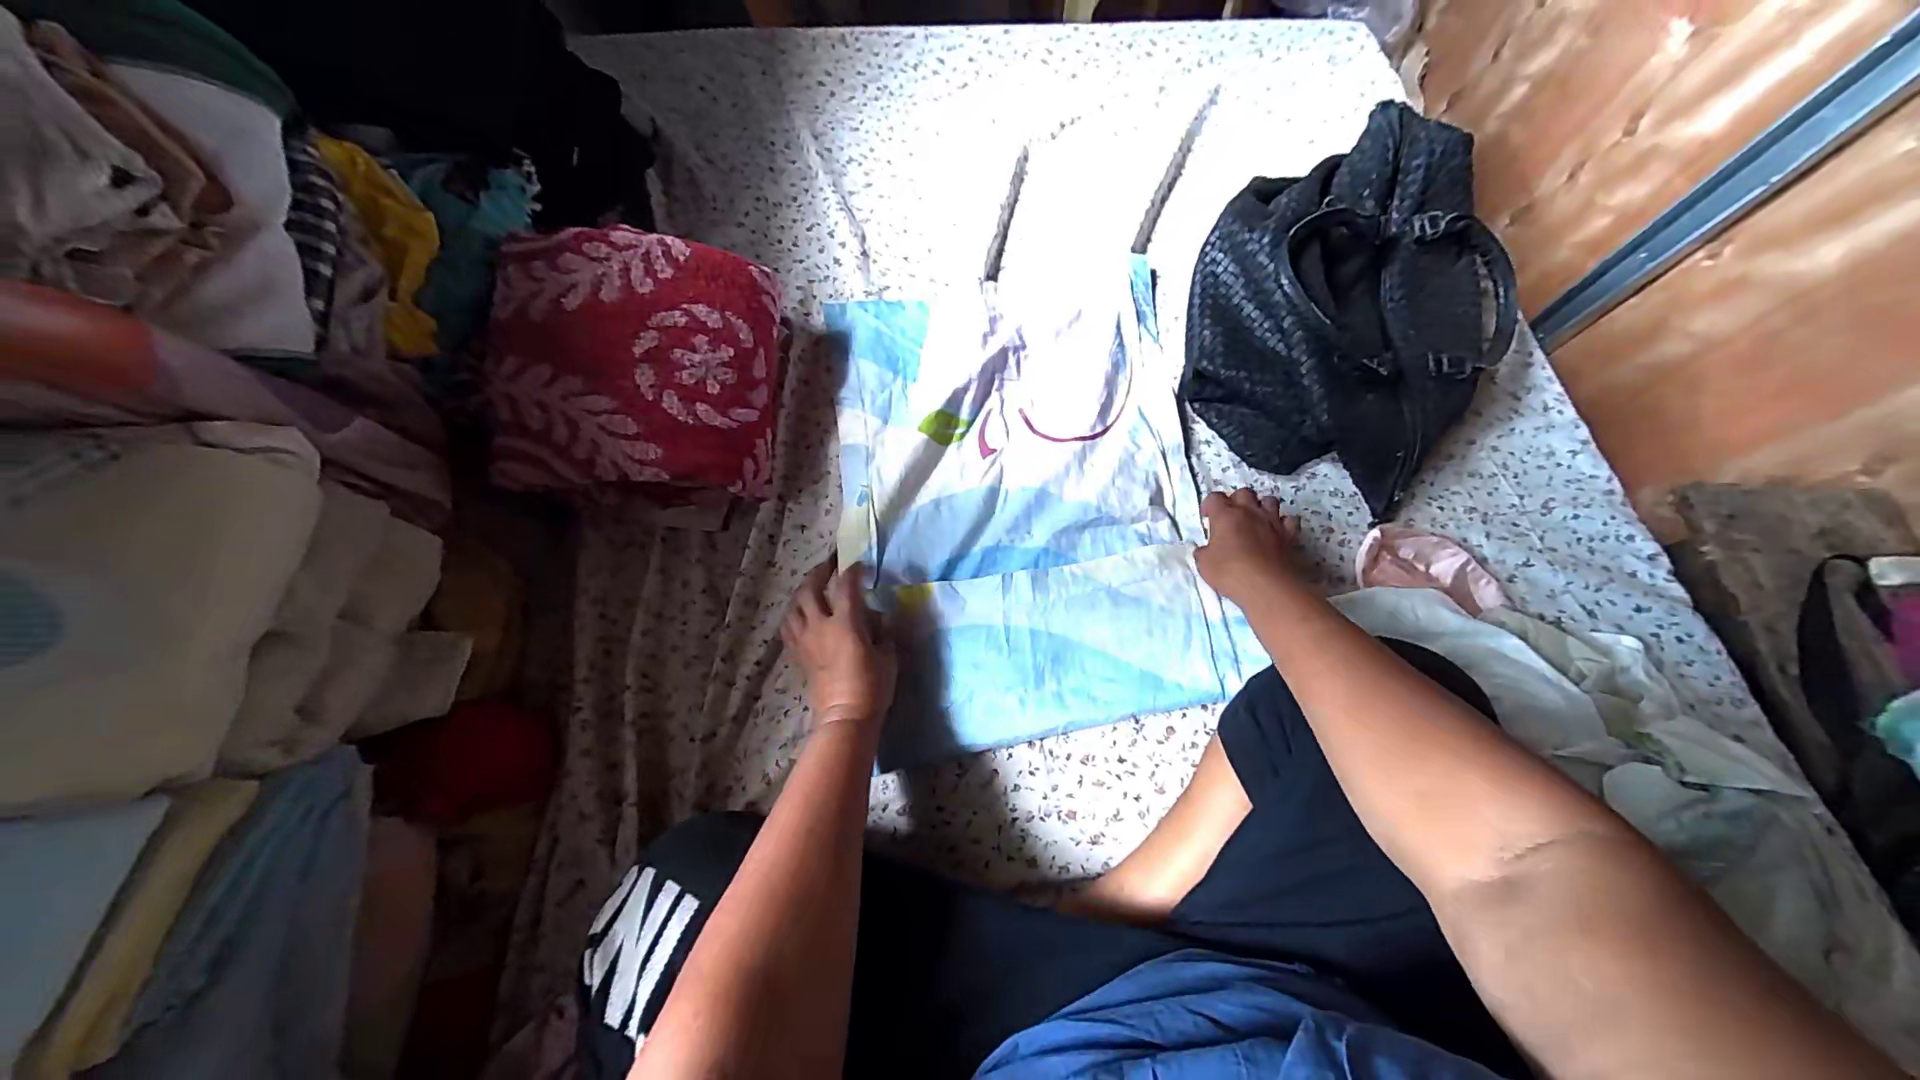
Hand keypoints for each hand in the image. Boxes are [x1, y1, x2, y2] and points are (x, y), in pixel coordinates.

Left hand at [781, 558, 896, 732]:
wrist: (845, 717)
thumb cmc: (873, 687)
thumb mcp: (888, 655)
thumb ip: (881, 631)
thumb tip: (874, 619)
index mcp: (846, 623)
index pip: (846, 585)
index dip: (852, 571)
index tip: (859, 565)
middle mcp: (820, 626)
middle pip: (810, 589)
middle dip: (819, 572)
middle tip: (829, 566)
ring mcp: (805, 640)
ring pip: (794, 606)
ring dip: (802, 592)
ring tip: (812, 588)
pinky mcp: (798, 654)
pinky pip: (789, 627)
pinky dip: (794, 615)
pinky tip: (800, 615)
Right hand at [1195, 489, 1303, 604]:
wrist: (1268, 586)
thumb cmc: (1231, 572)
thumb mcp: (1204, 564)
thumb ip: (1203, 552)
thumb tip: (1205, 550)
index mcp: (1225, 516)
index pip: (1214, 497)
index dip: (1209, 506)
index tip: (1208, 518)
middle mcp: (1250, 512)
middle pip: (1244, 493)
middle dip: (1236, 500)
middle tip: (1231, 517)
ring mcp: (1272, 521)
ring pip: (1269, 500)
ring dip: (1261, 506)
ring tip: (1255, 520)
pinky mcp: (1290, 534)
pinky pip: (1289, 519)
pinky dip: (1282, 523)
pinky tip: (1276, 532)